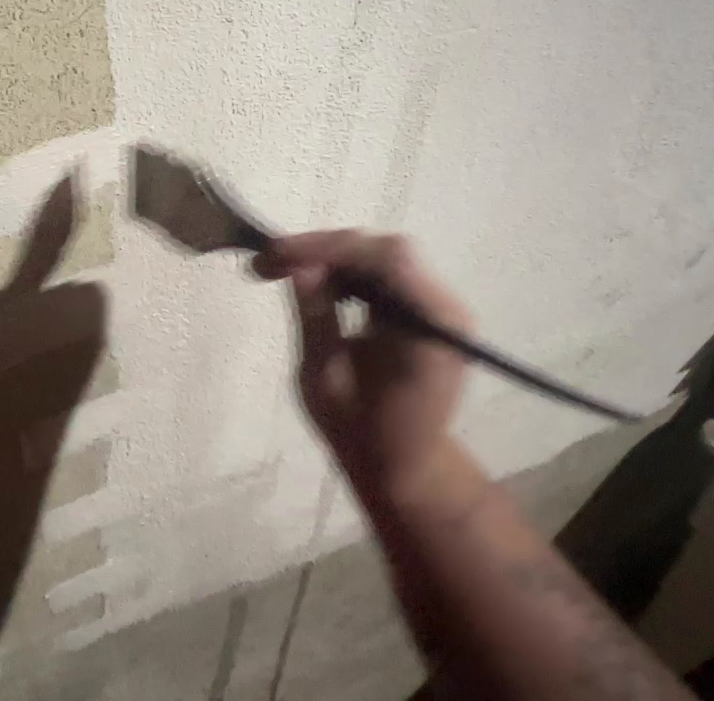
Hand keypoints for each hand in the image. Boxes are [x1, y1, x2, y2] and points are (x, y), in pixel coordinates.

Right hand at [255, 231, 474, 494]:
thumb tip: (300, 267)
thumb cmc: (362, 434)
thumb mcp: (325, 380)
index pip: (386, 261)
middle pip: (386, 251)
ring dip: (329, 256)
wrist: (403, 465)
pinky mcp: (421, 309)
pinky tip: (314, 284)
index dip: (328, 248)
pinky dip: (343, 270)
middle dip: (323, 248)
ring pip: (381, 255)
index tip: (274, 255)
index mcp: (430, 329)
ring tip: (282, 270)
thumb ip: (317, 319)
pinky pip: (382, 273)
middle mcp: (444, 310)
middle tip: (269, 261)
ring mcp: (436, 307)